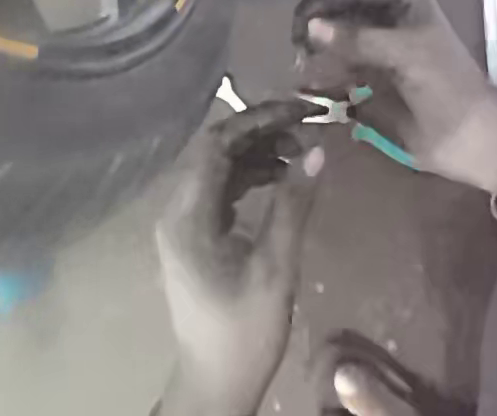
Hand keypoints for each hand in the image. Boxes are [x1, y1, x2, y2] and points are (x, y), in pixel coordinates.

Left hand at [156, 101, 324, 415]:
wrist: (215, 386)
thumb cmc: (244, 331)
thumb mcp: (275, 268)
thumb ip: (293, 204)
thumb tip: (318, 150)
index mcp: (187, 213)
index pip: (217, 143)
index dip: (258, 119)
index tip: (298, 111)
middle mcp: (178, 207)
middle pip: (217, 149)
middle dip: (261, 131)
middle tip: (304, 125)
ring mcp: (184, 219)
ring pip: (220, 165)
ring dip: (258, 151)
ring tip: (300, 149)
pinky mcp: (196, 230)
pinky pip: (222, 186)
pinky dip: (251, 173)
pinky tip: (281, 174)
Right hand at [294, 0, 496, 196]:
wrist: (473, 138)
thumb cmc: (446, 85)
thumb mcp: (403, 53)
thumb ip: (357, 38)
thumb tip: (311, 26)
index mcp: (401, 2)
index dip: (323, 3)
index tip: (299, 24)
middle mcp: (387, 21)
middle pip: (340, 16)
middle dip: (317, 33)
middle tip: (298, 53)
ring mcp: (379, 52)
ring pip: (337, 45)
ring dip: (318, 58)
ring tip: (302, 75)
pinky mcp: (374, 82)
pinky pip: (341, 72)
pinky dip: (325, 78)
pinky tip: (313, 88)